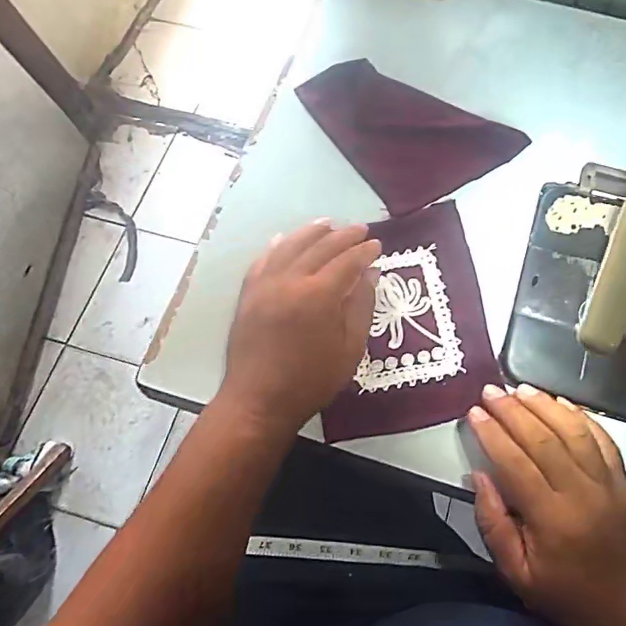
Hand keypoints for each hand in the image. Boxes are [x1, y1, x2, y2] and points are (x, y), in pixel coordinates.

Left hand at [220, 219, 379, 433]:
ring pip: (289, 246)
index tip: (377, 245)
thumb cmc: (311, 381)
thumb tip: (370, 274)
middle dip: (343, 236)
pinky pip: (264, 260)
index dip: (364, 251)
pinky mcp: (248, 294)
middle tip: (360, 229)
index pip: (347, 262)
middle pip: (319, 248)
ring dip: (310, 232)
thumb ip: (361, 307)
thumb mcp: (350, 350)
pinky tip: (284, 239)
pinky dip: (278, 246)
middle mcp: (290, 281)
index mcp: (318, 296)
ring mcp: (265, 285)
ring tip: (327, 224)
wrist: (259, 401)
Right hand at [467, 384, 625, 625]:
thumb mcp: (519, 575)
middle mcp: (582, 493)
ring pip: (574, 432)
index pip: (516, 462)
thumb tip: (479, 477)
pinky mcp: (624, 481)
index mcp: (552, 519)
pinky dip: (581, 418)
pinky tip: (562, 404)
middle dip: (513, 411)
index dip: (492, 433)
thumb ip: (494, 525)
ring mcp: (608, 483)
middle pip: (543, 439)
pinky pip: (602, 439)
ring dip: (545, 406)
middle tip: (491, 391)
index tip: (474, 412)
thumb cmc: (570, 598)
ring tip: (520, 389)